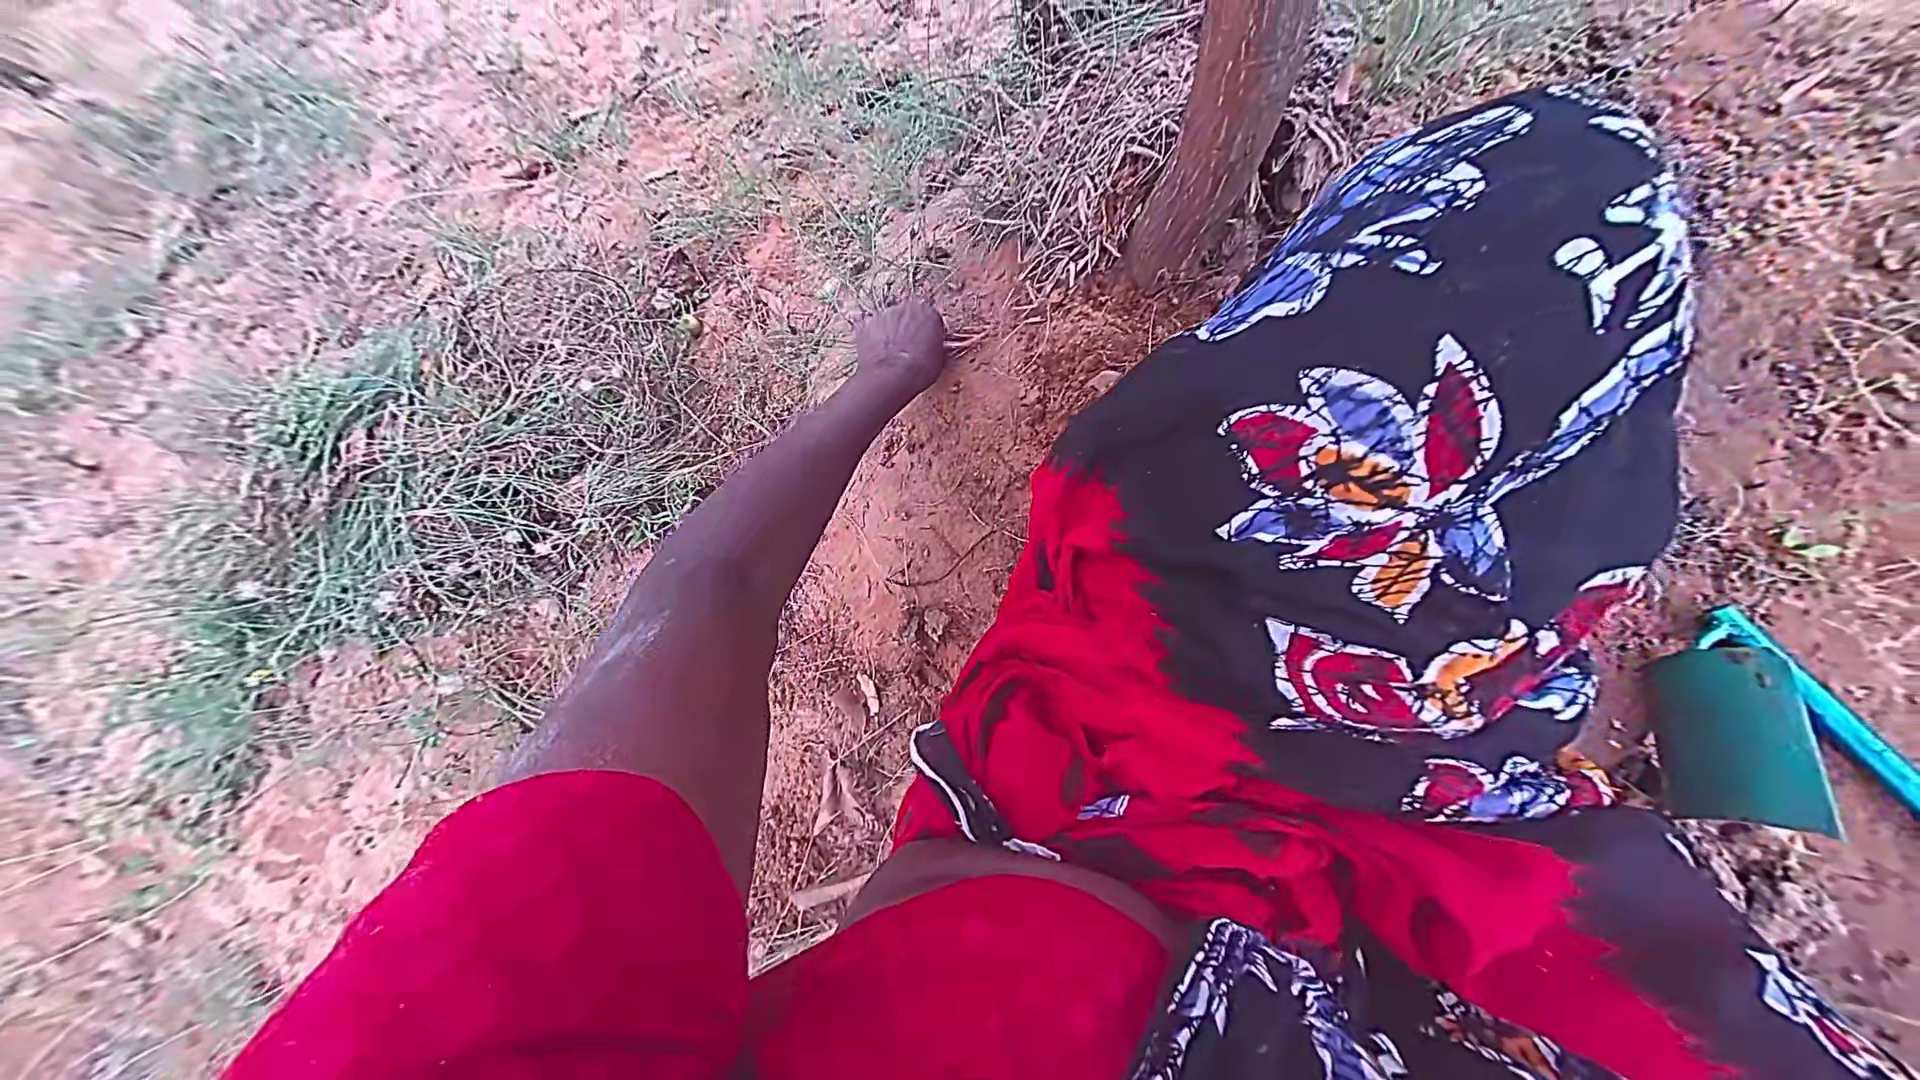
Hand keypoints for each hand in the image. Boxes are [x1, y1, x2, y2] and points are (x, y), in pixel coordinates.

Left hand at [853, 298, 948, 398]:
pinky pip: (868, 331)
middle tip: (907, 349)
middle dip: (905, 329)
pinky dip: (871, 340)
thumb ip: (933, 344)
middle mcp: (904, 307)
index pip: (928, 316)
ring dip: (888, 334)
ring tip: (890, 355)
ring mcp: (882, 315)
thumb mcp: (938, 358)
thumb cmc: (918, 369)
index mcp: (927, 311)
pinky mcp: (865, 325)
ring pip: (886, 321)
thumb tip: (930, 348)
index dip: (925, 331)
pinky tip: (876, 355)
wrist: (892, 377)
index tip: (925, 343)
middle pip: (905, 315)